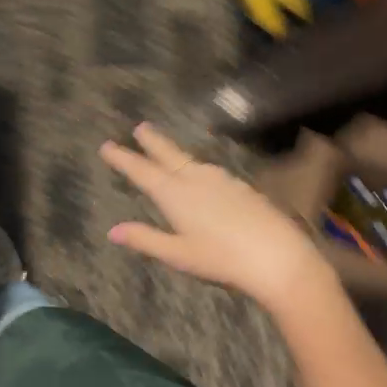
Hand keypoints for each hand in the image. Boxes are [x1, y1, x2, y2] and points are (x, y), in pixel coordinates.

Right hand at [99, 123, 334, 311]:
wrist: (279, 258)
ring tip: (167, 152)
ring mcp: (222, 180)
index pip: (141, 171)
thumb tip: (112, 231)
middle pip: (168, 154)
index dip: (122, 158)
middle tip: (140, 127)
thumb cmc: (222, 259)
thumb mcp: (178, 254)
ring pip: (191, 160)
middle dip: (151, 141)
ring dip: (175, 152)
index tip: (106, 146)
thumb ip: (145, 239)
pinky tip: (203, 176)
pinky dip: (197, 167)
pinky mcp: (242, 187)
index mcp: (174, 194)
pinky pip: (210, 170)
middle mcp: (195, 179)